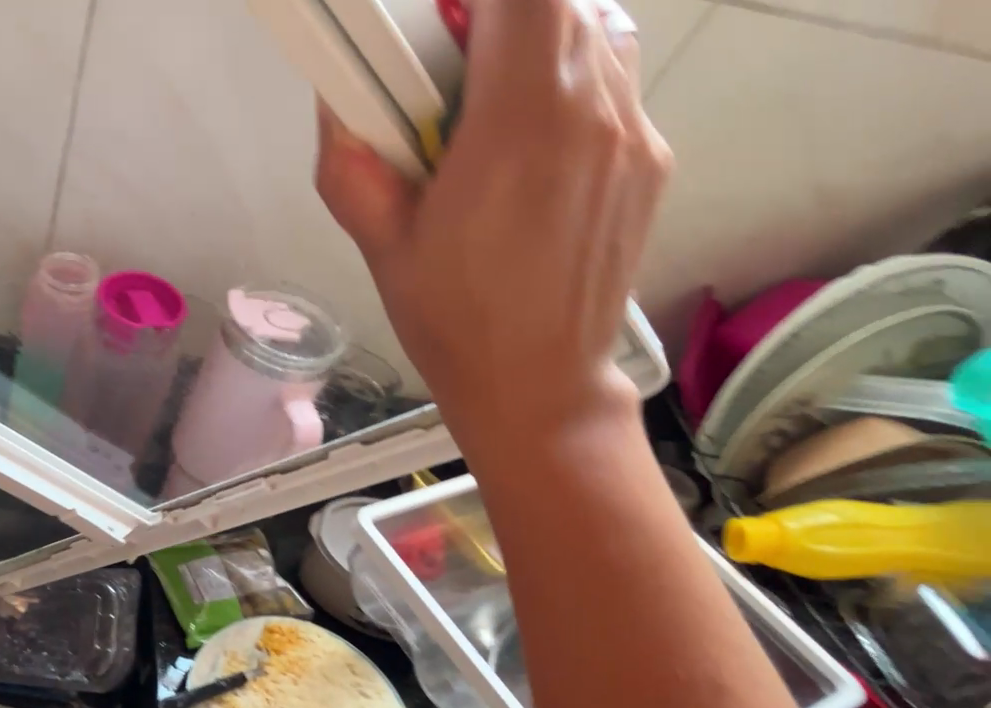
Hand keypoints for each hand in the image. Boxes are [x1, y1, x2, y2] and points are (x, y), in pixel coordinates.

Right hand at [314, 0, 671, 440]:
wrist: (538, 385)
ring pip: (595, 31)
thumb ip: (352, 163)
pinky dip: (568, 87)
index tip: (439, 22)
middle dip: (499, 19)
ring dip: (538, 46)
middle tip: (446, 82)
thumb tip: (338, 97)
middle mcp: (596, 104)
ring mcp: (635, 129)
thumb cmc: (451, 320)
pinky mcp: (653, 157)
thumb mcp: (380, 245)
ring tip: (491, 118)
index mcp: (521, 119)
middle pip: (560, 2)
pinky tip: (531, 159)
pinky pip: (613, 82)